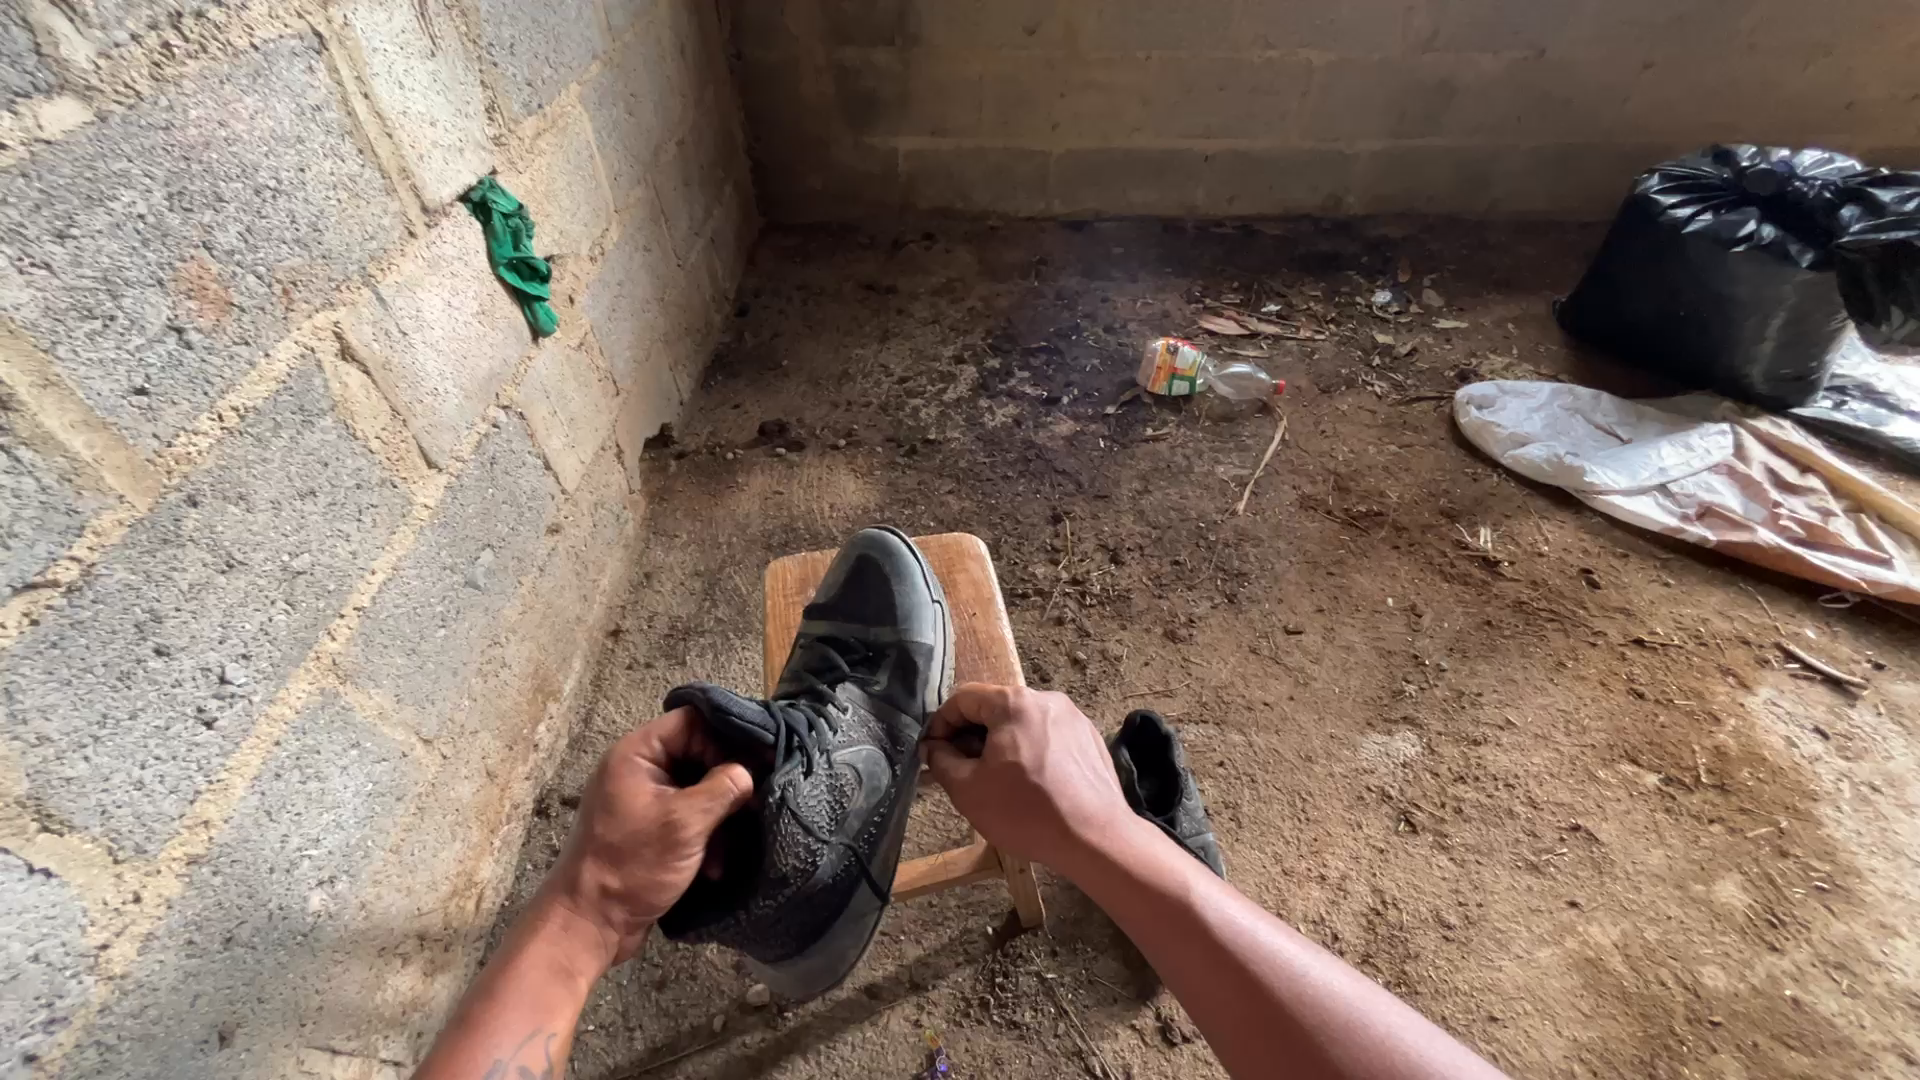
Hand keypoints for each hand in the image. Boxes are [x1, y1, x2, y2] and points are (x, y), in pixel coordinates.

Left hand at [538, 707, 753, 966]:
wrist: (589, 928)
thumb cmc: (631, 866)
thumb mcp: (685, 823)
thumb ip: (723, 788)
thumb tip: (750, 774)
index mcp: (637, 754)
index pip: (692, 721)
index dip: (726, 737)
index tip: (757, 759)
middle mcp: (639, 768)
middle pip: (699, 752)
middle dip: (728, 780)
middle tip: (755, 798)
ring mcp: (645, 799)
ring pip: (699, 786)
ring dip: (721, 813)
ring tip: (736, 839)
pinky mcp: (652, 827)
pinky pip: (690, 814)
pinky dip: (707, 833)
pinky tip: (718, 862)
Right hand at [921, 683, 1132, 869]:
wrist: (1096, 839)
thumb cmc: (1027, 811)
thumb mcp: (969, 790)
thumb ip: (943, 761)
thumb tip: (934, 747)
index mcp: (1013, 703)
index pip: (964, 698)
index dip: (942, 723)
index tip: (934, 752)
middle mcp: (1045, 699)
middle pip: (995, 708)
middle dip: (972, 735)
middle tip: (962, 769)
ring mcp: (1072, 717)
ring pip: (1022, 722)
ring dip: (1001, 744)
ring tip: (996, 780)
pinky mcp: (1089, 737)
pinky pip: (1048, 736)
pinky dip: (1031, 752)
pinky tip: (1032, 785)